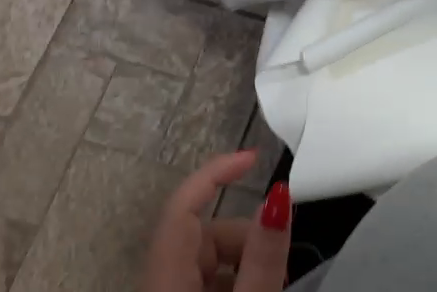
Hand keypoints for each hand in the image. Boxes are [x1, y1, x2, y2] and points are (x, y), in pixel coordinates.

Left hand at [144, 150, 292, 291]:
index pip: (181, 206)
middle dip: (245, 235)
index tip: (254, 157)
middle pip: (202, 235)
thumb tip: (278, 196)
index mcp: (166, 276)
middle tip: (279, 260)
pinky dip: (232, 278)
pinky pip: (201, 282)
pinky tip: (254, 290)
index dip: (216, 173)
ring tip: (273, 280)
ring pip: (205, 260)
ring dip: (242, 259)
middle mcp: (157, 282)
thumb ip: (261, 258)